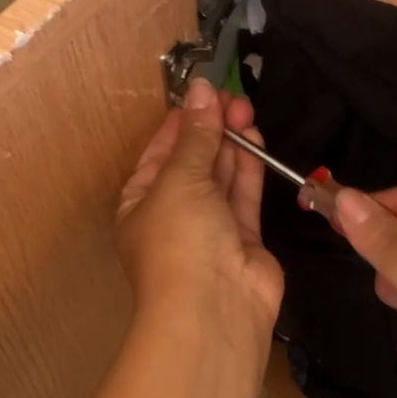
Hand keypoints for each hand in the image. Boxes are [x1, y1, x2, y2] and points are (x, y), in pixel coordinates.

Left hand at [116, 79, 282, 356]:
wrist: (214, 309)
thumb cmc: (179, 239)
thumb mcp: (179, 180)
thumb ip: (196, 135)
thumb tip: (202, 88)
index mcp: (140, 203)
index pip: (159, 153)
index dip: (181, 122)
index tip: (204, 92)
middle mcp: (173, 214)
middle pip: (193, 162)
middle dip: (211, 129)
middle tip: (234, 97)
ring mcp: (210, 228)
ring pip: (221, 176)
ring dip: (232, 143)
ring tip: (246, 108)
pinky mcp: (243, 239)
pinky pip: (244, 195)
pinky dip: (250, 167)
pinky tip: (256, 138)